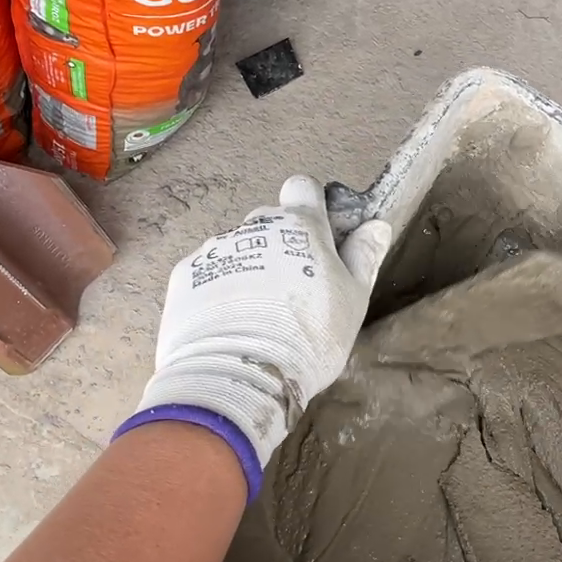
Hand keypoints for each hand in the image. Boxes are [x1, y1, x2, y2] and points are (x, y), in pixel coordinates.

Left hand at [122, 177, 393, 499]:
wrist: (237, 375)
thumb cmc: (309, 335)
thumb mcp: (353, 301)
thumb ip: (363, 258)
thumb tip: (377, 225)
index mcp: (300, 225)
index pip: (303, 187)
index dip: (311, 205)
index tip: (318, 238)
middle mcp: (254, 225)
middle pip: (269, 221)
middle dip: (280, 245)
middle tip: (291, 291)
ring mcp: (215, 248)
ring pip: (238, 248)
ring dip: (248, 269)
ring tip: (255, 316)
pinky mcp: (184, 275)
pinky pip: (207, 273)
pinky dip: (217, 291)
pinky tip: (226, 324)